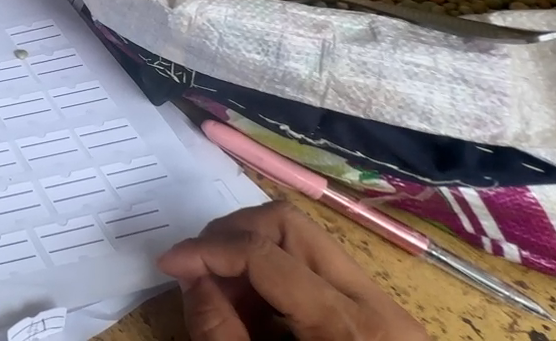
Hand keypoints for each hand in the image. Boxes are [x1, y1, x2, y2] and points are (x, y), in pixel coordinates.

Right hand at [158, 202, 428, 340]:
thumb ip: (217, 328)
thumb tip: (191, 275)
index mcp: (354, 330)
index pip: (261, 252)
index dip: (204, 250)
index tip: (167, 265)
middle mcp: (382, 308)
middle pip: (286, 224)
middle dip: (230, 236)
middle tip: (200, 269)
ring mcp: (389, 309)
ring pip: (299, 238)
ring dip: (248, 252)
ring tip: (229, 296)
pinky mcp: (383, 316)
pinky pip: (314, 266)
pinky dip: (273, 273)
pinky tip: (259, 311)